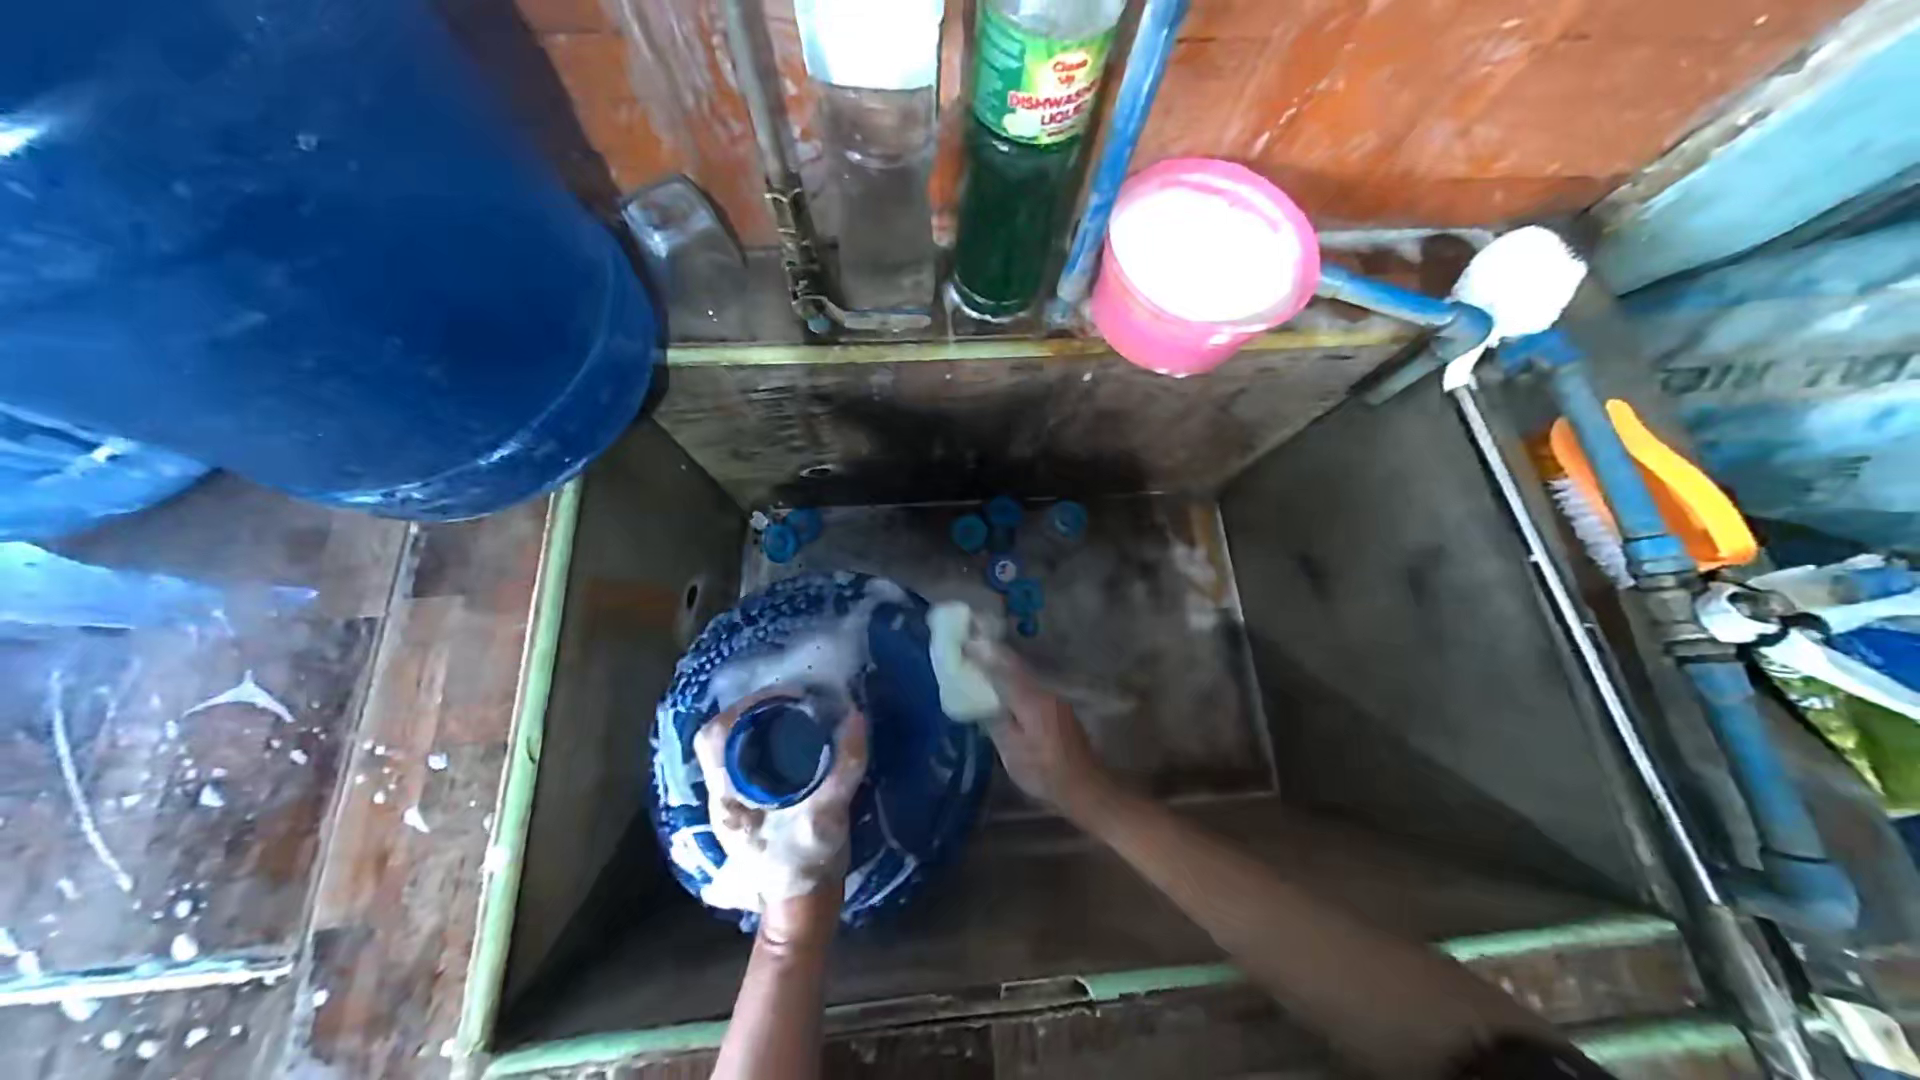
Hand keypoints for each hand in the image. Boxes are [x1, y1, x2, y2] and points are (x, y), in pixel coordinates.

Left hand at [693, 688, 869, 912]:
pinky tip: (802, 742)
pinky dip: (774, 744)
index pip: (714, 737)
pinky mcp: (754, 809)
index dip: (743, 707)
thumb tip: (855, 717)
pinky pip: (755, 763)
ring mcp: (737, 803)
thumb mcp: (827, 815)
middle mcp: (725, 796)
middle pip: (725, 738)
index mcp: (730, 796)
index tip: (783, 694)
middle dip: (758, 711)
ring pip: (738, 749)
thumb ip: (844, 766)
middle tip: (796, 699)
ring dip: (765, 726)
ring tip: (801, 713)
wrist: (800, 912)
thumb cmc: (805, 864)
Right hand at [975, 650, 1111, 817]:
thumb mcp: (1012, 751)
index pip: (1005, 667)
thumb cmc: (1045, 772)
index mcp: (1032, 699)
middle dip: (994, 657)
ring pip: (1024, 678)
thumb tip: (984, 701)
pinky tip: (1003, 691)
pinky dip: (1015, 685)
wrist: (1085, 787)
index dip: (985, 654)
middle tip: (971, 649)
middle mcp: (1046, 692)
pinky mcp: (1059, 712)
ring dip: (1004, 670)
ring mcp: (1055, 701)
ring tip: (983, 666)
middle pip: (1016, 668)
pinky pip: (1031, 690)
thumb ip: (996, 721)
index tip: (966, 643)